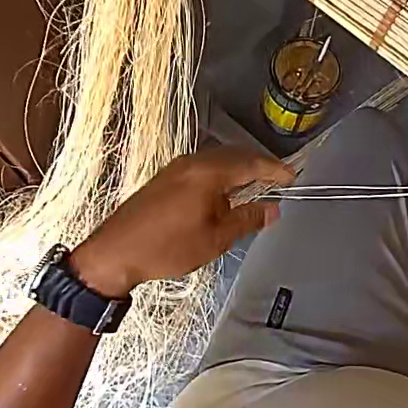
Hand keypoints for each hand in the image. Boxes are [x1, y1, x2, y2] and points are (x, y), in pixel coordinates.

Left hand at [69, 146, 293, 295]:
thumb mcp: (215, 239)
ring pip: (219, 159)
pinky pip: (204, 165)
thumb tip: (273, 210)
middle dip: (260, 165)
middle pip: (236, 155)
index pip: (251, 163)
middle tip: (279, 181)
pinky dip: (223, 172)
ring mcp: (177, 167)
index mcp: (208, 173)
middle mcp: (193, 162)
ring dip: (240, 168)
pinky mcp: (166, 176)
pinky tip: (226, 190)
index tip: (293, 177)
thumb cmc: (166, 248)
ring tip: (257, 186)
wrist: (114, 252)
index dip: (275, 170)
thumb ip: (247, 219)